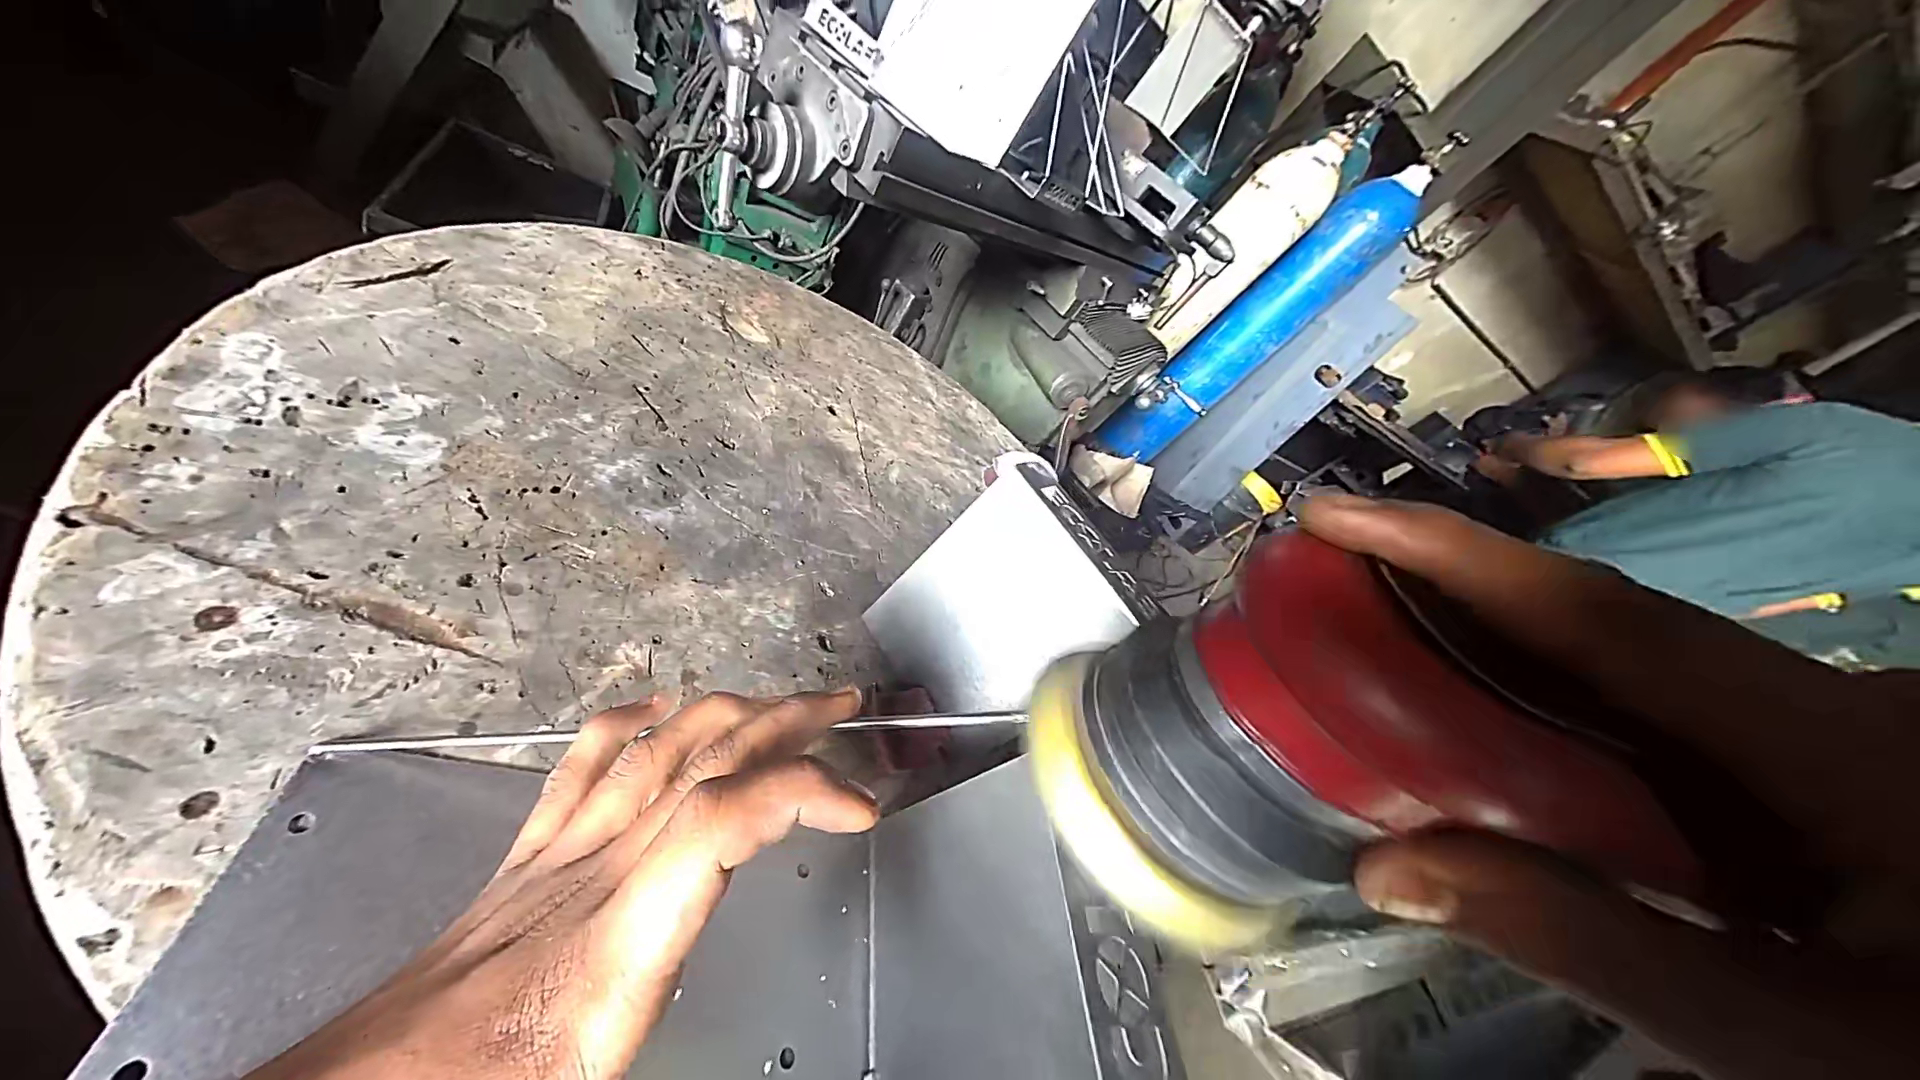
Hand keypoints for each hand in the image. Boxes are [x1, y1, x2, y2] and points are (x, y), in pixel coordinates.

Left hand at [249, 689, 877, 1079]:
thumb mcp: (612, 1071)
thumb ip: (693, 1039)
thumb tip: (773, 1074)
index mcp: (624, 934)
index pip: (724, 818)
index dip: (803, 792)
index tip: (859, 808)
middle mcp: (599, 872)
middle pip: (703, 760)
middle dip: (786, 720)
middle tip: (842, 709)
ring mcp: (561, 852)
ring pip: (657, 748)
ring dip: (730, 710)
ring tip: (782, 700)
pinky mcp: (529, 856)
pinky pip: (580, 767)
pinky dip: (626, 722)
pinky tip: (655, 703)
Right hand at [1295, 494, 1919, 1078]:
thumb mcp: (1791, 1036)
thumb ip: (1582, 939)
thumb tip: (1378, 871)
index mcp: (1832, 744)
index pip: (1594, 613)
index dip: (1451, 552)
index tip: (1335, 516)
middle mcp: (1813, 700)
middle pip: (1585, 612)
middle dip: (1446, 577)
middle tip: (1330, 569)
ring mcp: (1803, 723)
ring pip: (1604, 652)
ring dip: (1479, 627)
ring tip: (1374, 622)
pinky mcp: (1789, 755)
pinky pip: (1627, 697)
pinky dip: (1529, 684)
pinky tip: (1472, 706)